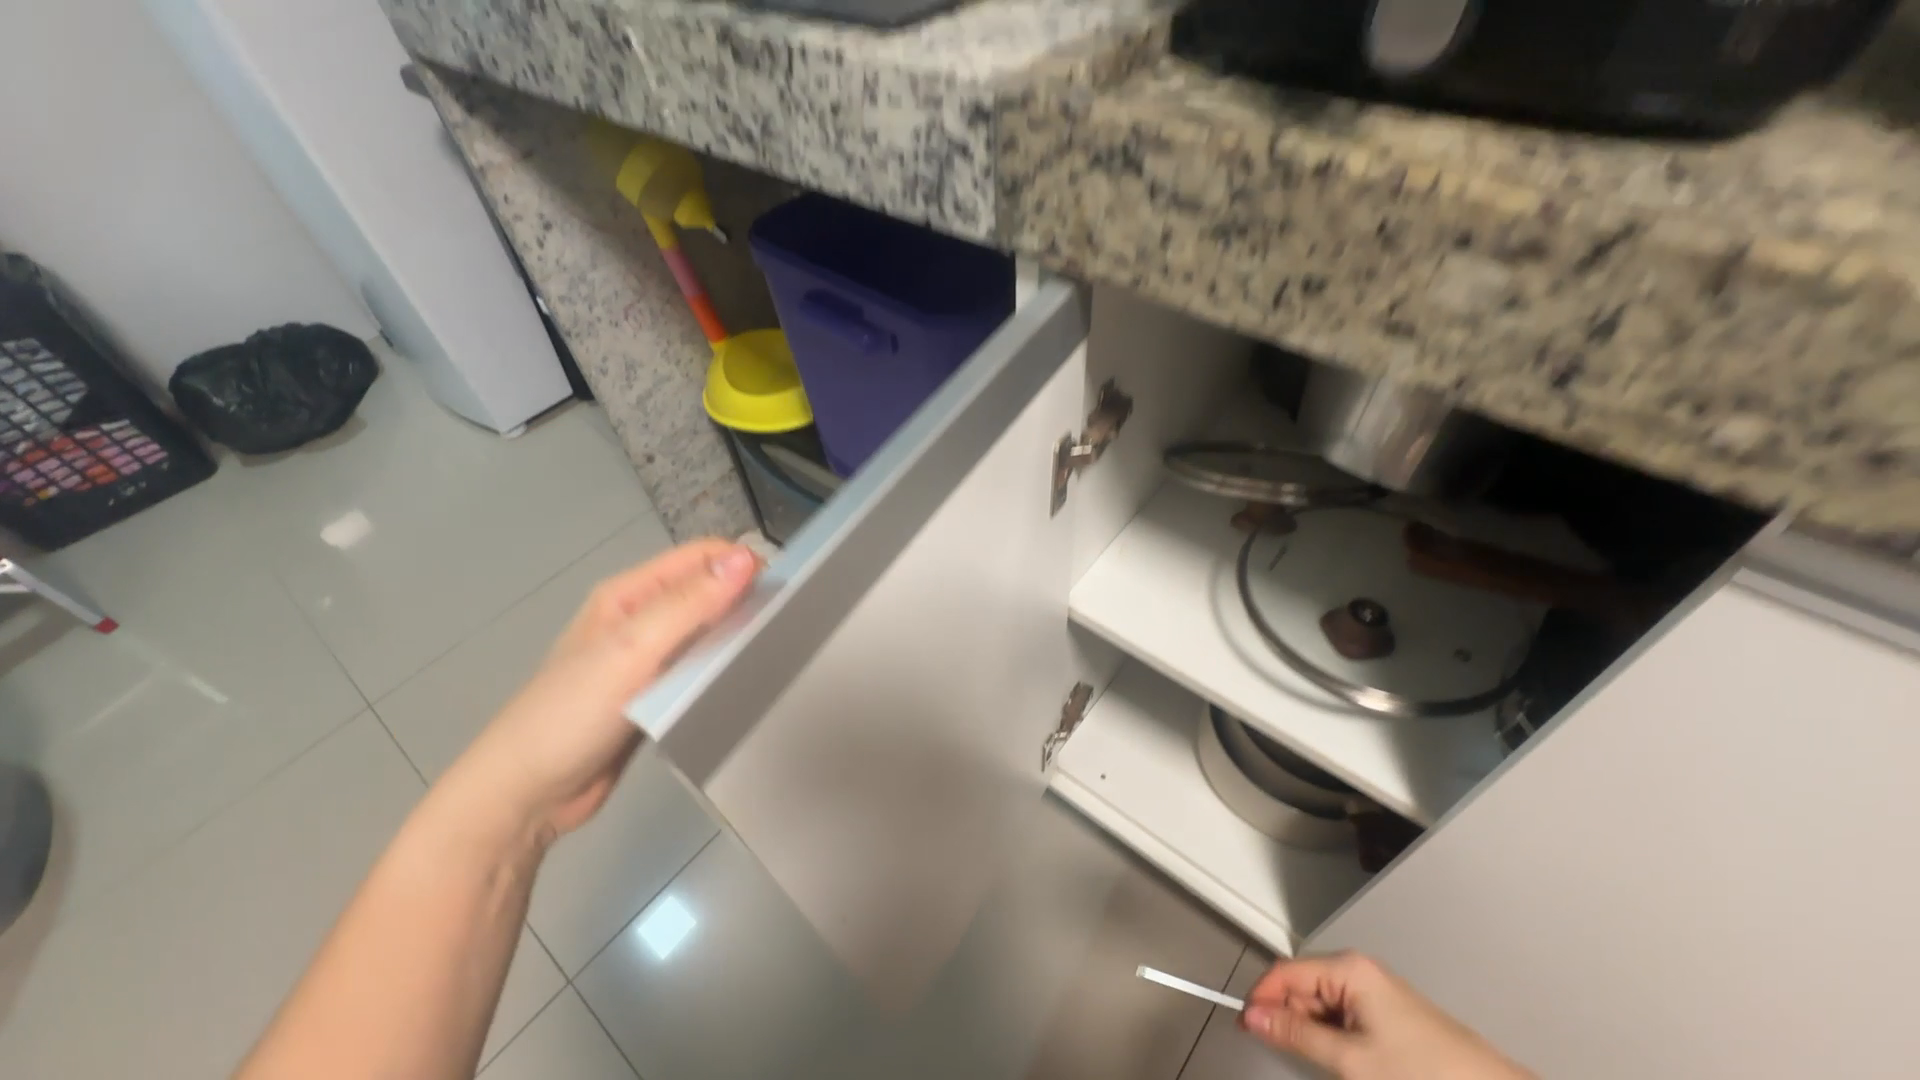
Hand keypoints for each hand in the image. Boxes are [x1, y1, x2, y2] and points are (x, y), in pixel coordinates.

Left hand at [441, 539, 760, 847]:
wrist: (526, 795)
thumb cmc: (571, 714)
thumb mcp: (632, 651)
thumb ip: (689, 605)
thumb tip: (746, 558)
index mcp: (630, 595)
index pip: (701, 557)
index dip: (742, 565)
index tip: (784, 595)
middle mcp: (641, 619)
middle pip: (707, 593)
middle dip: (746, 602)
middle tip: (787, 629)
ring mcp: (648, 661)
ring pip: (706, 635)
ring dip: (737, 639)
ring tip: (777, 655)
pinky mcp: (655, 697)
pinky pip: (698, 672)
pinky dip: (721, 673)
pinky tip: (746, 686)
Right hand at [1241, 952, 1533, 1079]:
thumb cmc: (1427, 1073)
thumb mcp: (1350, 1058)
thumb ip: (1297, 1034)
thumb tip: (1256, 1016)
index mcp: (1349, 969)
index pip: (1284, 972)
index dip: (1261, 999)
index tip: (1246, 1026)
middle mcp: (1360, 972)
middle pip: (1301, 986)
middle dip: (1289, 1018)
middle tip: (1289, 1054)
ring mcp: (1376, 993)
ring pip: (1322, 1005)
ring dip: (1312, 1032)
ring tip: (1326, 1065)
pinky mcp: (1388, 1015)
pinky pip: (1343, 1018)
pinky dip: (1334, 1038)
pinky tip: (1344, 1063)